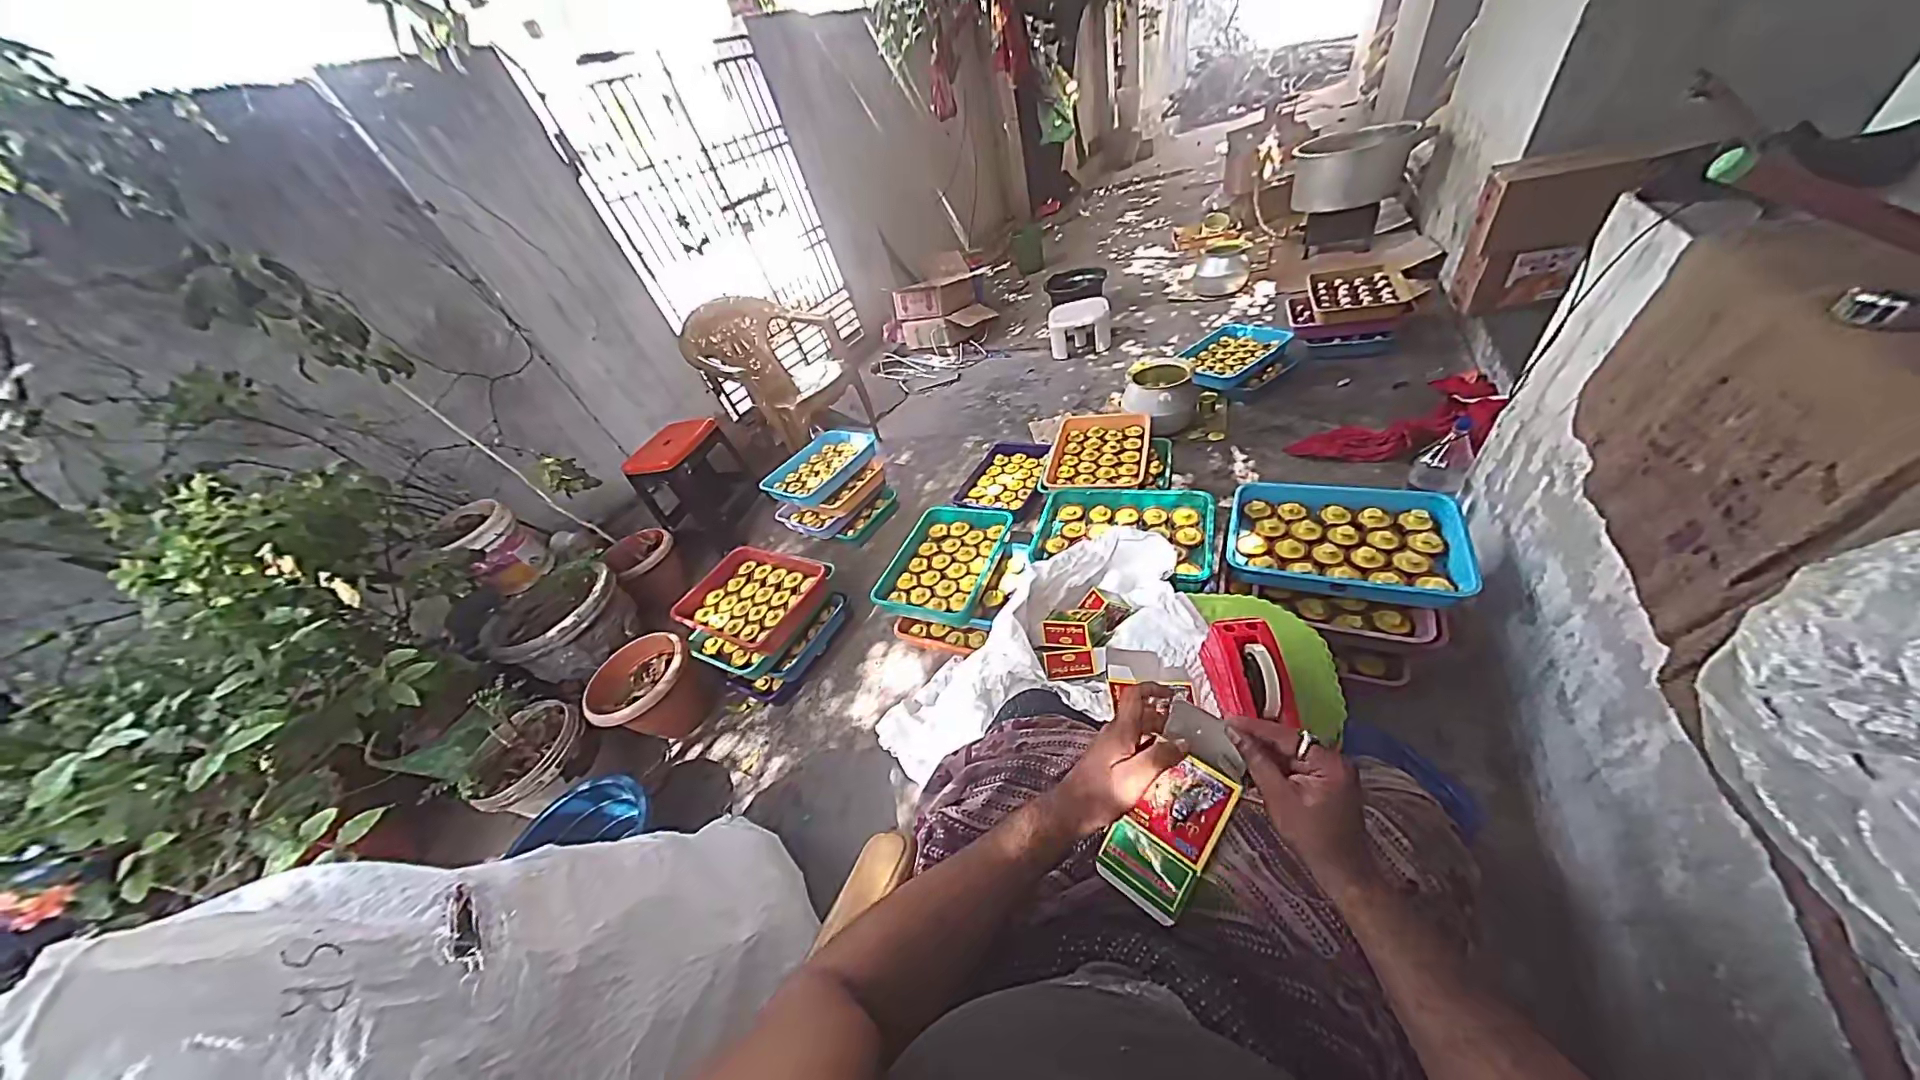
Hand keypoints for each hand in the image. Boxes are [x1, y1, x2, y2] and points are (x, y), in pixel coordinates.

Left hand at [1046, 682, 1186, 835]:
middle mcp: (1114, 734)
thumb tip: (1182, 742)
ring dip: (1159, 735)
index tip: (1174, 695)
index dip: (1154, 689)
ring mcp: (1110, 746)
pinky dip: (1149, 749)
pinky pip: (1133, 746)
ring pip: (1138, 731)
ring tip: (1180, 749)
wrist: (1070, 811)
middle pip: (1141, 714)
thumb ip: (1160, 757)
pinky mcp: (1109, 760)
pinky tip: (1160, 766)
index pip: (1135, 696)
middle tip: (1186, 729)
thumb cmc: (1100, 795)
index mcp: (1120, 731)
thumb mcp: (1136, 777)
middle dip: (1164, 718)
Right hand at [1228, 716, 1379, 893]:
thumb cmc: (1311, 838)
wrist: (1344, 873)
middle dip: (1258, 738)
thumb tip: (1236, 734)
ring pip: (1291, 753)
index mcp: (1328, 761)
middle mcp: (1335, 760)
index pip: (1284, 735)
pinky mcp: (1328, 781)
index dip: (1253, 727)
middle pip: (1289, 742)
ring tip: (1236, 745)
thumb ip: (1257, 762)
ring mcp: (1333, 770)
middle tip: (1228, 732)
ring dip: (1266, 752)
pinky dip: (1277, 765)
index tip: (1227, 720)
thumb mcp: (1278, 798)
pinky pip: (1297, 765)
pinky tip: (1256, 764)